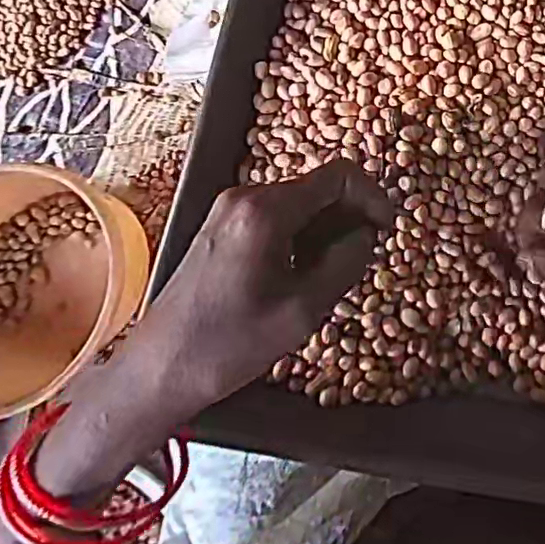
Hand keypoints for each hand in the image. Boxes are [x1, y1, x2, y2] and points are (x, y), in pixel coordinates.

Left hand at [132, 158, 396, 412]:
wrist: (158, 367)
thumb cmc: (228, 345)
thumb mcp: (303, 310)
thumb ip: (346, 262)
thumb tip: (368, 233)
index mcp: (264, 210)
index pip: (339, 176)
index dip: (373, 197)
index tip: (387, 229)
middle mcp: (245, 196)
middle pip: (318, 187)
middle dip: (350, 217)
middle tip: (362, 259)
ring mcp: (230, 209)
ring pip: (300, 203)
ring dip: (326, 230)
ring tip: (331, 275)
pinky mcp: (223, 226)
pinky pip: (278, 217)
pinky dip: (302, 236)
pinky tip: (303, 274)